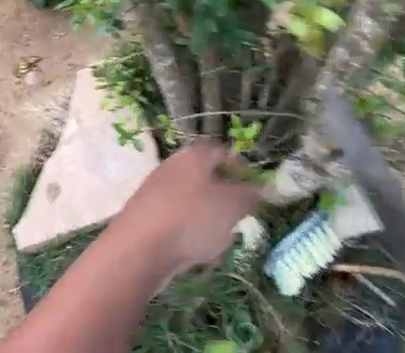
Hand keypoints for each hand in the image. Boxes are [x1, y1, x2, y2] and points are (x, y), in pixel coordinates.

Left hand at [109, 139, 262, 277]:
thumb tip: (263, 188)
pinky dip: (191, 233)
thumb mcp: (231, 206)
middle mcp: (175, 165)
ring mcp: (159, 189)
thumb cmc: (192, 218)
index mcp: (195, 155)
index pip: (223, 152)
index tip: (255, 190)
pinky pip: (179, 220)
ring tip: (220, 239)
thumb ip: (250, 196)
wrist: (140, 247)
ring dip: (210, 219)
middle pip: (208, 177)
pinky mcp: (149, 214)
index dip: (242, 168)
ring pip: (195, 201)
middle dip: (226, 198)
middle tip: (239, 218)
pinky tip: (198, 252)